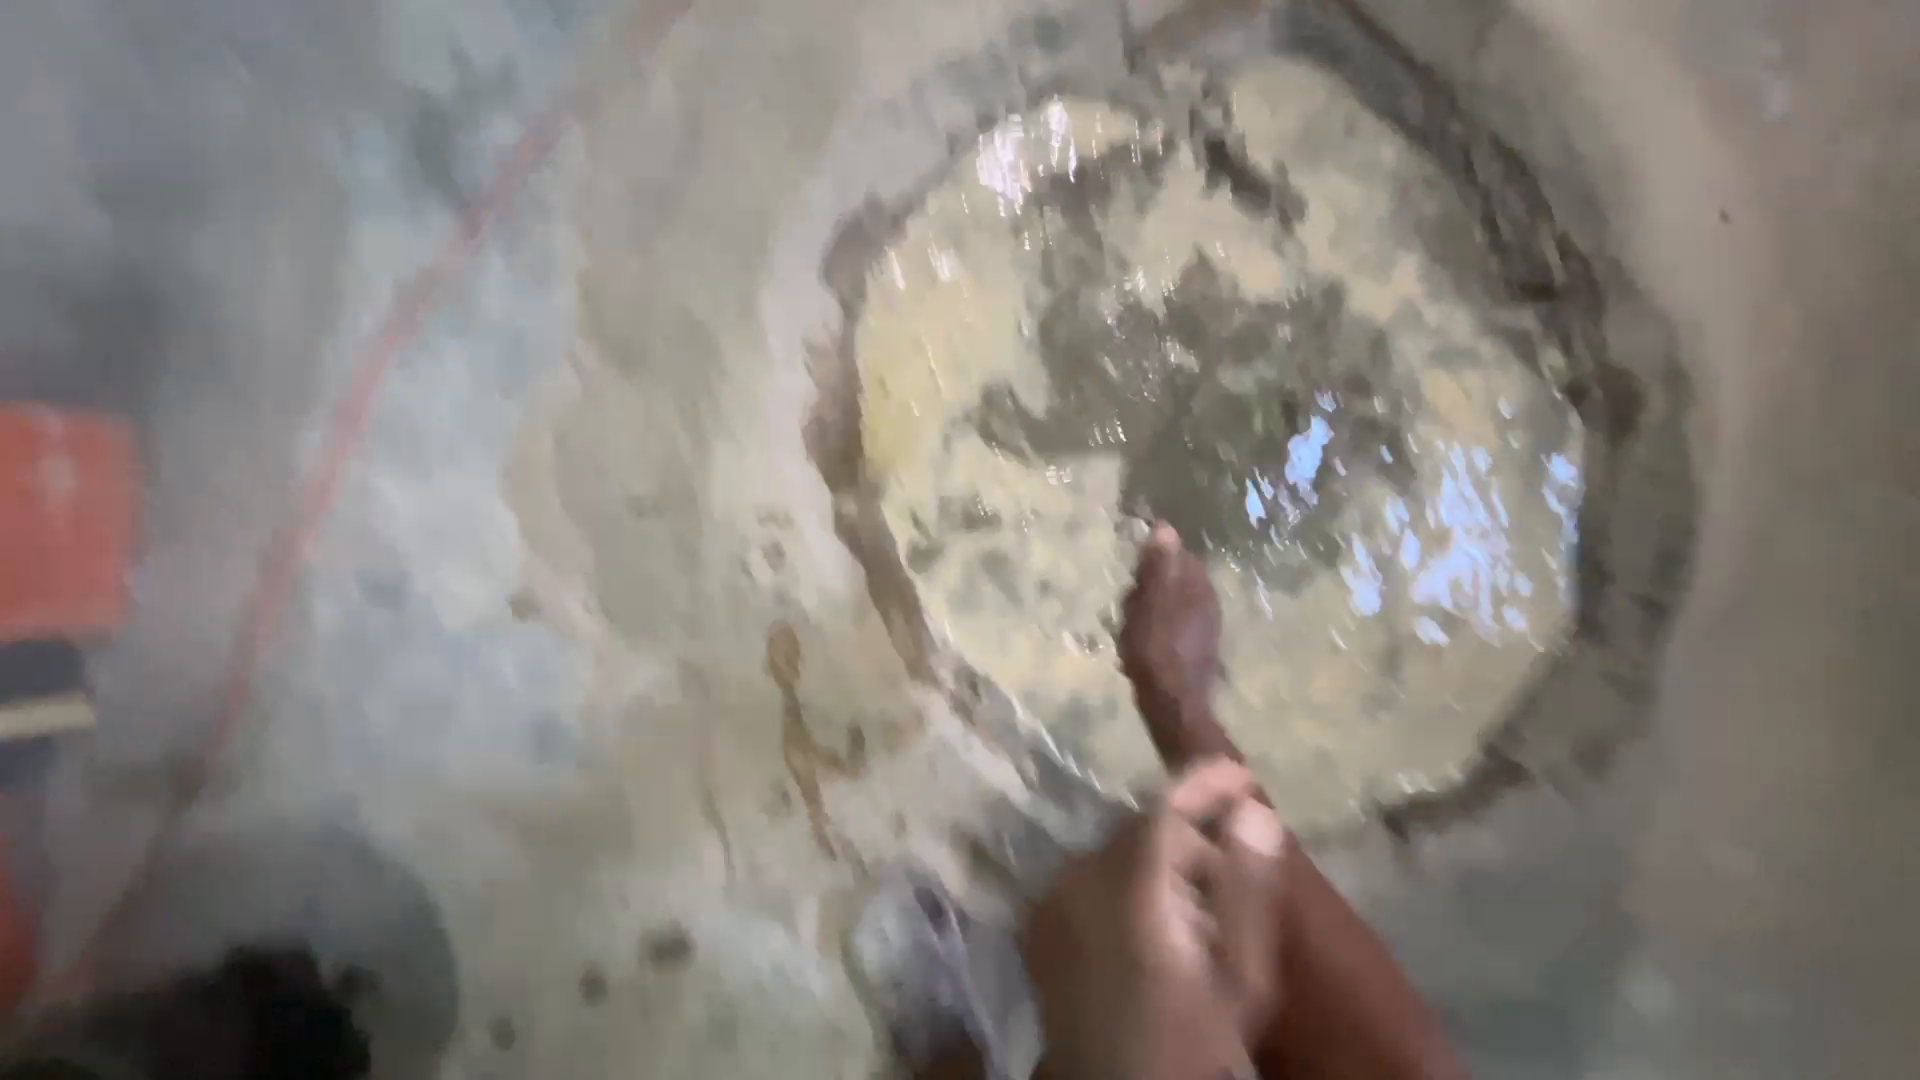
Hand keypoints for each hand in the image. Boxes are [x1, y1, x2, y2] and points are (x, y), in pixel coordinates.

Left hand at [1022, 759, 1286, 1079]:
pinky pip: (1090, 876)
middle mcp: (1077, 878)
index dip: (1201, 781)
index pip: (1162, 808)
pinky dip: (1126, 881)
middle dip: (1189, 834)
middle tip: (1233, 868)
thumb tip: (1253, 813)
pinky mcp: (1039, 922)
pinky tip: (1156, 921)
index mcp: (1126, 887)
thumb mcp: (1238, 979)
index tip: (1240, 772)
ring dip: (1159, 861)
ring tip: (1199, 908)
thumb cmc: (1187, 1044)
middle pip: (1139, 828)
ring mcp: (1050, 899)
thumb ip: (1245, 891)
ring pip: (1114, 850)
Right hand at [1118, 523, 1221, 720]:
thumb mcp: (1149, 602)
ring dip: (1151, 608)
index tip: (1131, 571)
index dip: (1153, 558)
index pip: (1178, 553)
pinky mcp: (1199, 649)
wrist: (1174, 704)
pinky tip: (1142, 643)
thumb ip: (1158, 565)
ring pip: (1173, 603)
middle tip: (1127, 602)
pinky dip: (1156, 628)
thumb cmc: (1155, 649)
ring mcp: (1206, 627)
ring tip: (1129, 625)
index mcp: (1198, 585)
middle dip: (1149, 585)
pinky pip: (1174, 626)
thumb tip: (1165, 527)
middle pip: (1175, 578)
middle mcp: (1209, 601)